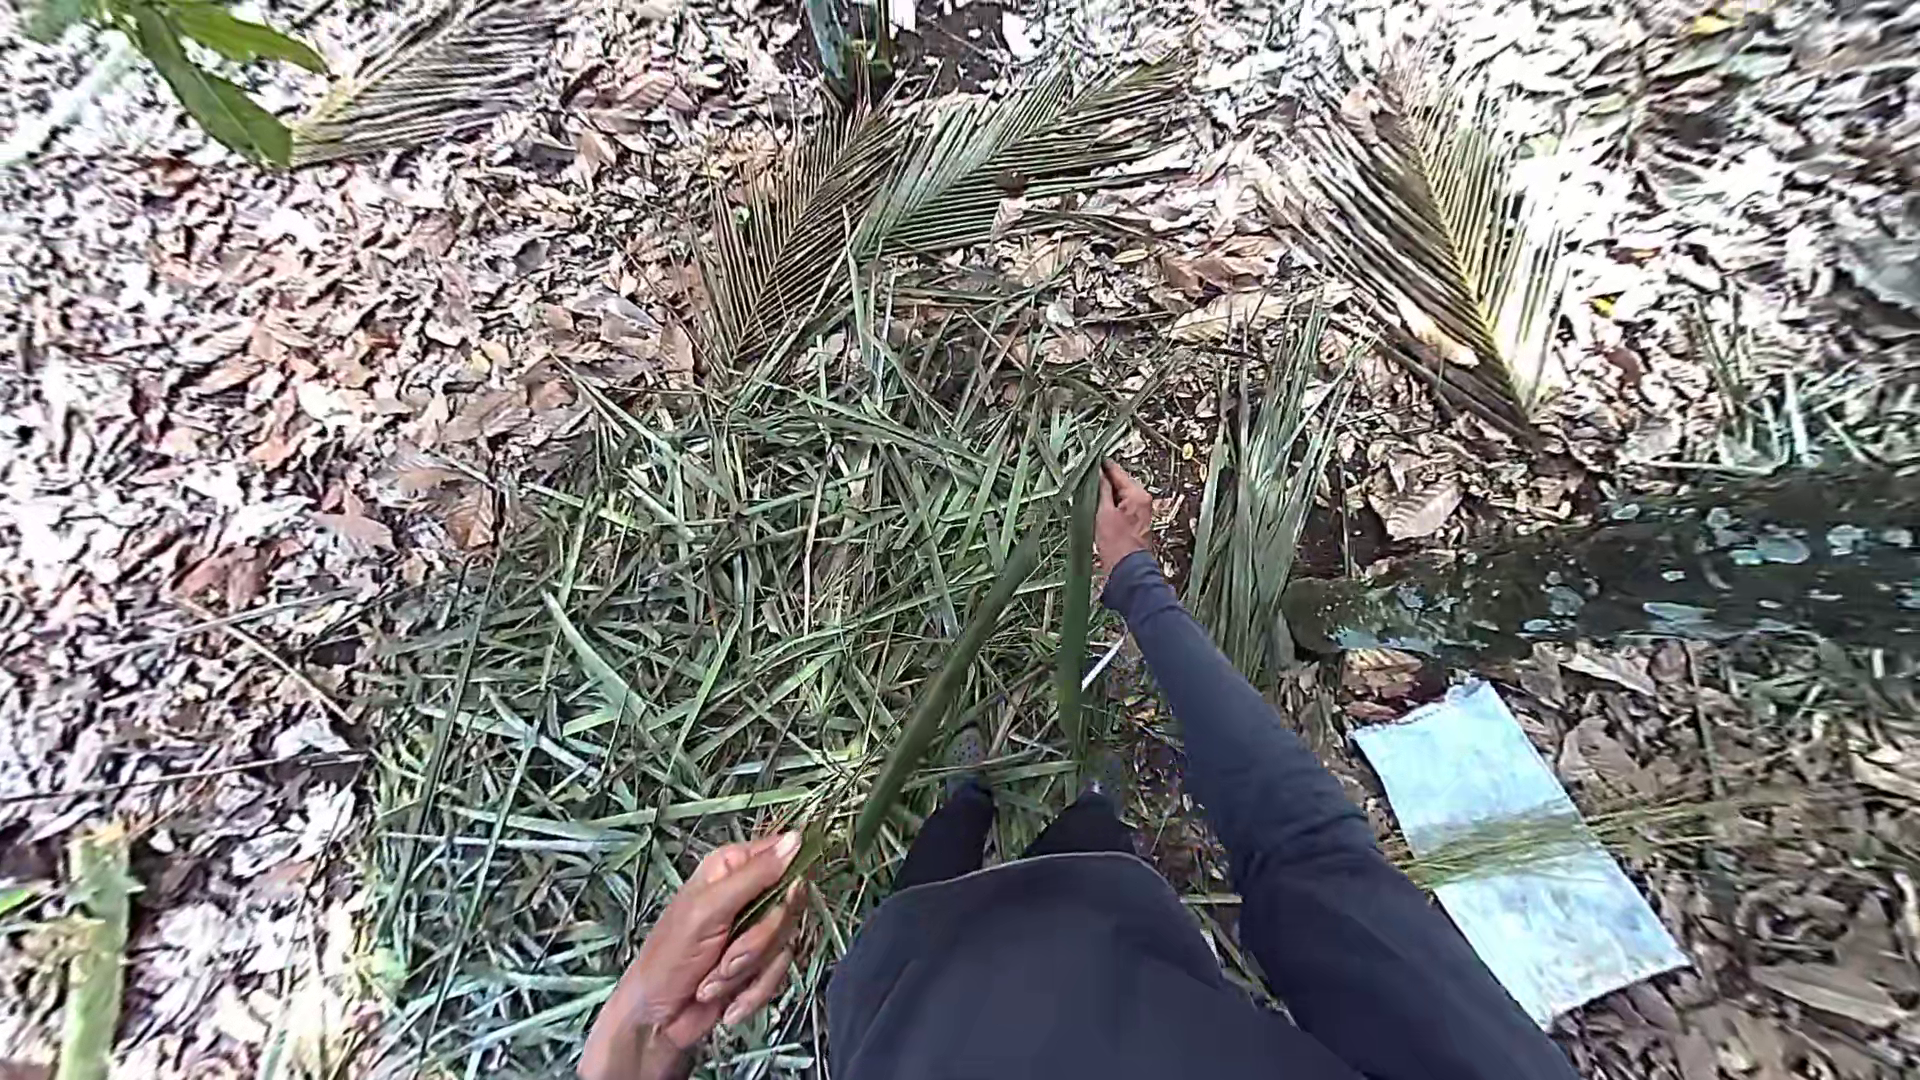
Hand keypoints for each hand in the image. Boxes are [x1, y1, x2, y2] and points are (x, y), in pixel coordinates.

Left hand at [580, 832, 805, 1079]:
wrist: (653, 1026)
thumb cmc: (668, 959)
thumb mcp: (708, 910)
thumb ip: (755, 875)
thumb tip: (797, 838)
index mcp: (734, 865)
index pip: (784, 852)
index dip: (792, 874)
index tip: (786, 897)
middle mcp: (750, 891)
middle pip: (790, 902)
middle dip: (759, 939)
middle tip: (728, 954)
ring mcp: (757, 927)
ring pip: (786, 938)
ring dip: (749, 968)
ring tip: (714, 980)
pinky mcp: (761, 961)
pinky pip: (780, 970)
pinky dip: (753, 991)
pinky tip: (726, 1000)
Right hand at [1095, 461, 1153, 570]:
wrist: (1127, 569)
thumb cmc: (1118, 545)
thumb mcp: (1103, 512)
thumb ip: (1101, 490)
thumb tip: (1098, 474)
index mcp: (1137, 495)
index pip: (1117, 471)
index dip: (1101, 466)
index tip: (1089, 461)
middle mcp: (1142, 501)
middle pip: (1119, 482)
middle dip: (1102, 482)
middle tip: (1084, 479)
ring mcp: (1139, 511)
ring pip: (1118, 495)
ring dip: (1104, 494)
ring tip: (1088, 495)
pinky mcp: (1134, 521)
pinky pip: (1120, 506)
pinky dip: (1109, 505)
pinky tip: (1097, 510)